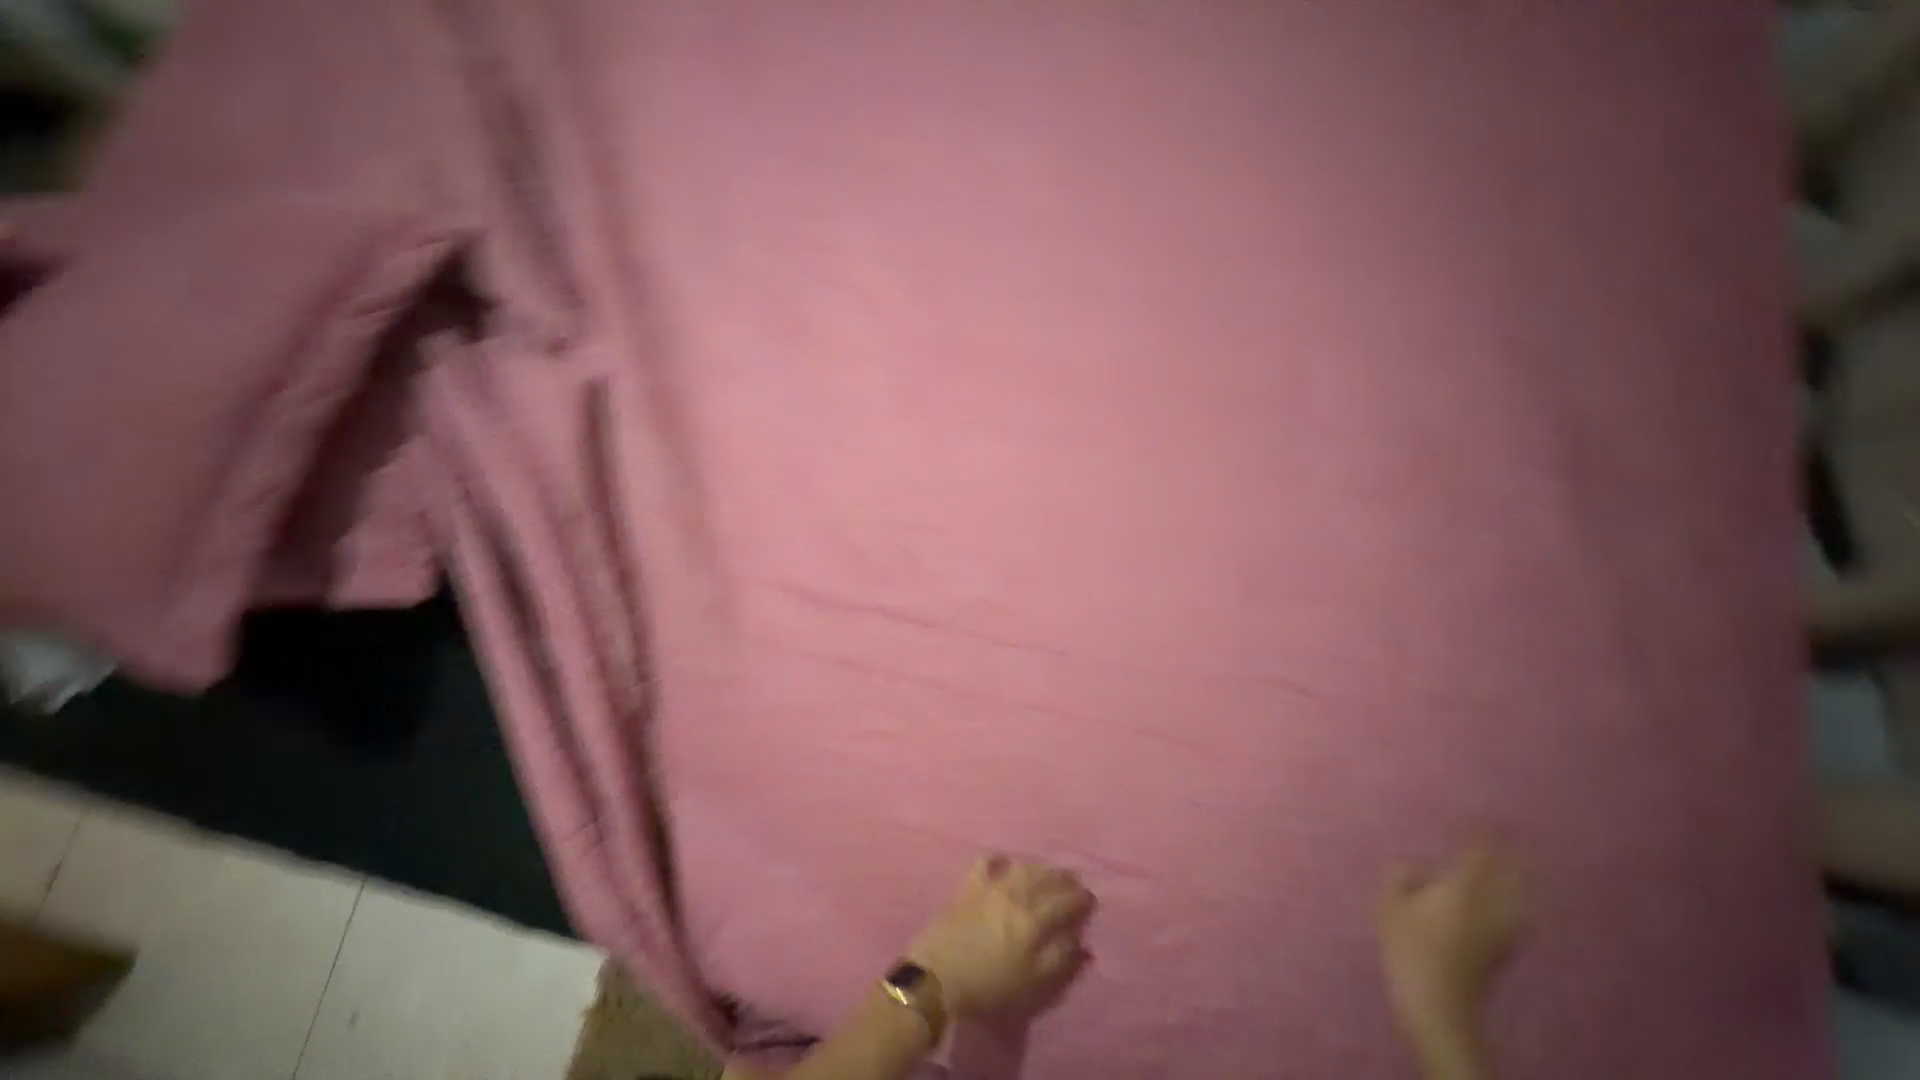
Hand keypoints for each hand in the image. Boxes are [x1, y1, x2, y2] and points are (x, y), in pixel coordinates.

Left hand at [908, 855, 1095, 1018]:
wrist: (938, 977)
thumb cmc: (989, 986)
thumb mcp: (1033, 984)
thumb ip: (1060, 959)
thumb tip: (1080, 940)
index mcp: (1035, 920)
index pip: (1067, 902)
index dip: (1082, 899)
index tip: (1090, 899)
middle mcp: (1017, 895)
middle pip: (1047, 878)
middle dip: (1064, 878)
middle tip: (1073, 880)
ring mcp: (991, 886)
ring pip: (1022, 866)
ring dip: (1039, 866)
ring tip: (1047, 870)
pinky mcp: (968, 885)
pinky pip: (986, 861)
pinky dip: (999, 858)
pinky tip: (1004, 860)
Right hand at [1378, 845, 1526, 1051]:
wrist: (1439, 1004)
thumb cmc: (1410, 949)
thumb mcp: (1389, 907)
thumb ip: (1399, 878)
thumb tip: (1411, 866)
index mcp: (1462, 886)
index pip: (1480, 852)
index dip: (1483, 833)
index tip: (1481, 817)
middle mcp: (1490, 903)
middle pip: (1511, 871)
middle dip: (1511, 851)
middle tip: (1509, 834)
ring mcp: (1502, 928)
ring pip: (1521, 893)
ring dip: (1522, 876)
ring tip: (1519, 865)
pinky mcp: (1504, 949)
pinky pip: (1518, 913)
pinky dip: (1519, 900)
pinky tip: (1514, 902)